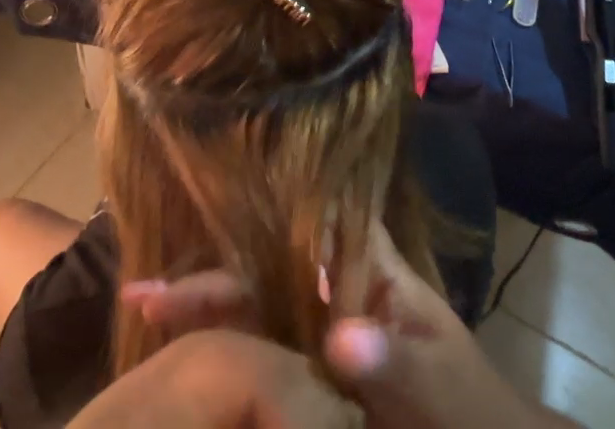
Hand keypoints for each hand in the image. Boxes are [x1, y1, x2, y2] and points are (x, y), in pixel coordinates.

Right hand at [121, 223, 577, 428]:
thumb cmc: (471, 413)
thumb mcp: (440, 392)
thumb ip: (396, 364)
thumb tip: (341, 338)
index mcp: (376, 277)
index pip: (325, 224)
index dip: (274, 206)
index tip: (216, 205)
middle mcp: (340, 297)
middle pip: (271, 272)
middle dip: (214, 278)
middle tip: (146, 292)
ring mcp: (324, 339)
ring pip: (258, 311)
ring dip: (206, 312)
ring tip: (143, 310)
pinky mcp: (312, 378)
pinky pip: (262, 355)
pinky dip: (223, 352)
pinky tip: (177, 358)